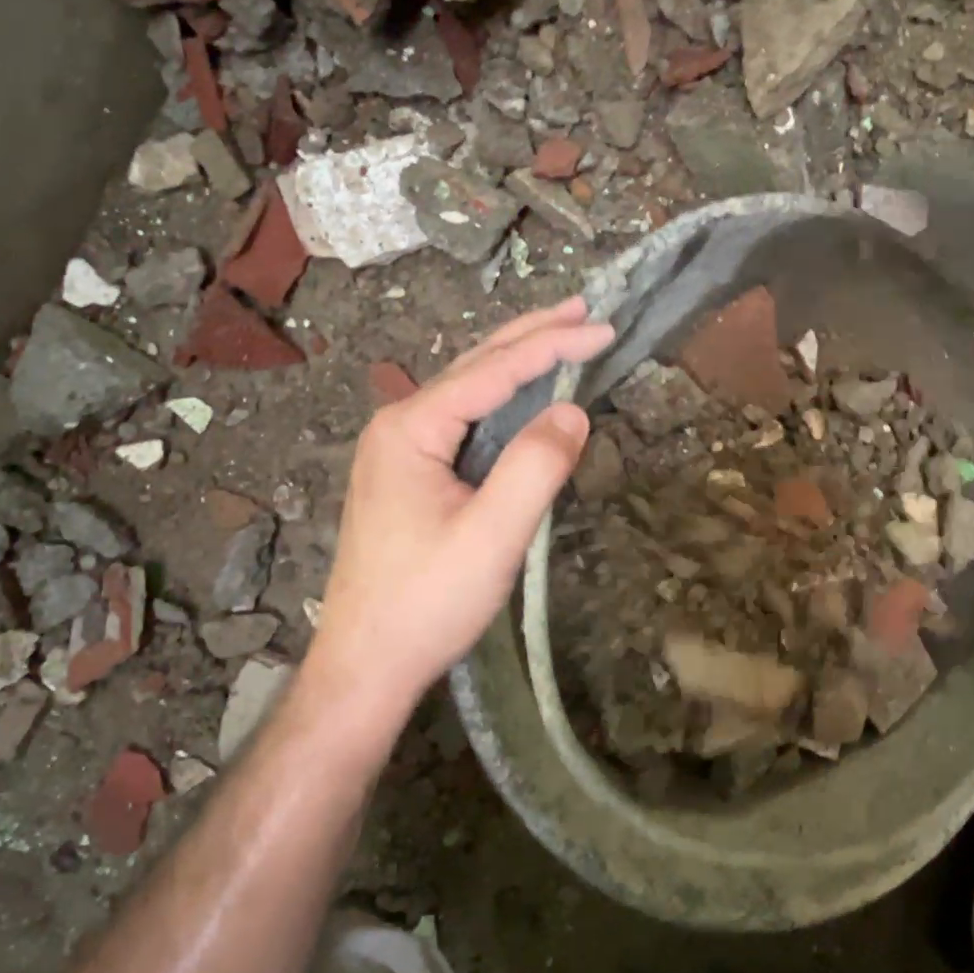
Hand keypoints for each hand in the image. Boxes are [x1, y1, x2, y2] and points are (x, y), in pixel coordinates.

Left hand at [308, 298, 612, 704]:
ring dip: (516, 362)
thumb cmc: (427, 600)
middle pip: (474, 366)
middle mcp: (399, 428)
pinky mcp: (409, 478)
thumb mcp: (492, 534)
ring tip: (560, 337)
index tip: (605, 329)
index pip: (493, 370)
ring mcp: (399, 452)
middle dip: (531, 335)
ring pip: (467, 391)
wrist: (368, 662)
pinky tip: (522, 397)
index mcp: (411, 429)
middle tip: (583, 310)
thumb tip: (573, 411)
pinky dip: (503, 398)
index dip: (552, 345)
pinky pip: (464, 420)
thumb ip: (534, 467)